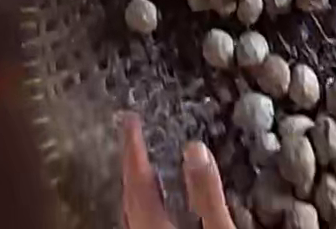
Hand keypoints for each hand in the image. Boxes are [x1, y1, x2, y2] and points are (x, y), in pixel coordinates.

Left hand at [119, 112, 234, 227]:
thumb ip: (206, 194)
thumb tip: (195, 148)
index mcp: (153, 226)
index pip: (138, 178)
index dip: (133, 144)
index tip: (129, 117)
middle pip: (132, 194)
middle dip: (133, 161)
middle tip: (133, 134)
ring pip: (135, 211)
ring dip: (139, 185)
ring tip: (145, 165)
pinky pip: (145, 222)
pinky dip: (150, 204)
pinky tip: (164, 205)